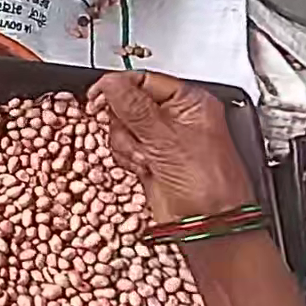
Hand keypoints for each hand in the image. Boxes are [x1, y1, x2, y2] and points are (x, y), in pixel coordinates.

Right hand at [87, 70, 255, 222]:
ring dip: (126, 145)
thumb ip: (134, 108)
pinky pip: (121, 146)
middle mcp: (174, 117)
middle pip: (126, 103)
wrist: (206, 226)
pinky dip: (125, 157)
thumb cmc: (208, 185)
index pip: (143, 80)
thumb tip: (110, 83)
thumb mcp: (166, 140)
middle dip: (125, 124)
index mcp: (189, 102)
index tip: (97, 96)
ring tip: (146, 158)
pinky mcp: (148, 157)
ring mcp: (159, 138)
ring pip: (120, 126)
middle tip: (135, 136)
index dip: (118, 87)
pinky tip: (143, 167)